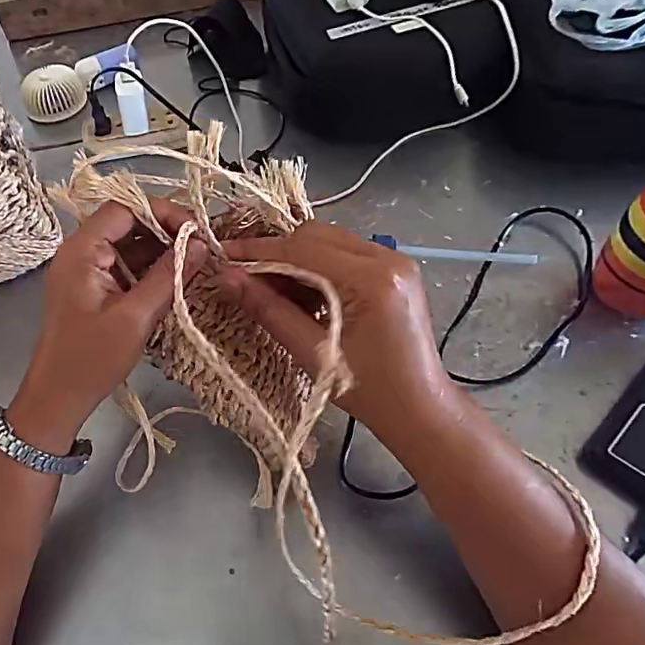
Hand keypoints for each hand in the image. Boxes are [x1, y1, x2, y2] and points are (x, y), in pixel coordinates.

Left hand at [7, 200, 199, 452]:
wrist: (58, 396)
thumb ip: (169, 276)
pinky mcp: (91, 288)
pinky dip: (148, 269)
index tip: (195, 230)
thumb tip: (200, 245)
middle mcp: (79, 252)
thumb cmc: (91, 359)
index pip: (124, 208)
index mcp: (81, 250)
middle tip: (200, 248)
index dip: (162, 212)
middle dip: (165, 231)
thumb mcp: (136, 316)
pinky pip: (123, 265)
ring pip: (127, 244)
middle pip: (126, 222)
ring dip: (160, 250)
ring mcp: (84, 270)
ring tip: (193, 264)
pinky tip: (173, 280)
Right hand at [213, 222, 456, 436]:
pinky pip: (344, 255)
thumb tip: (226, 278)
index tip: (223, 255)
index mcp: (373, 279)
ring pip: (329, 241)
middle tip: (247, 281)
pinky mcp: (394, 270)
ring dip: (296, 261)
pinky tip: (304, 297)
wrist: (421, 409)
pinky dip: (317, 269)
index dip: (257, 251)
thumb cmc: (370, 392)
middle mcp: (388, 258)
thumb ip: (268, 309)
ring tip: (275, 293)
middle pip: (315, 236)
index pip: (302, 249)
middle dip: (276, 254)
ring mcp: (395, 260)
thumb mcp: (311, 353)